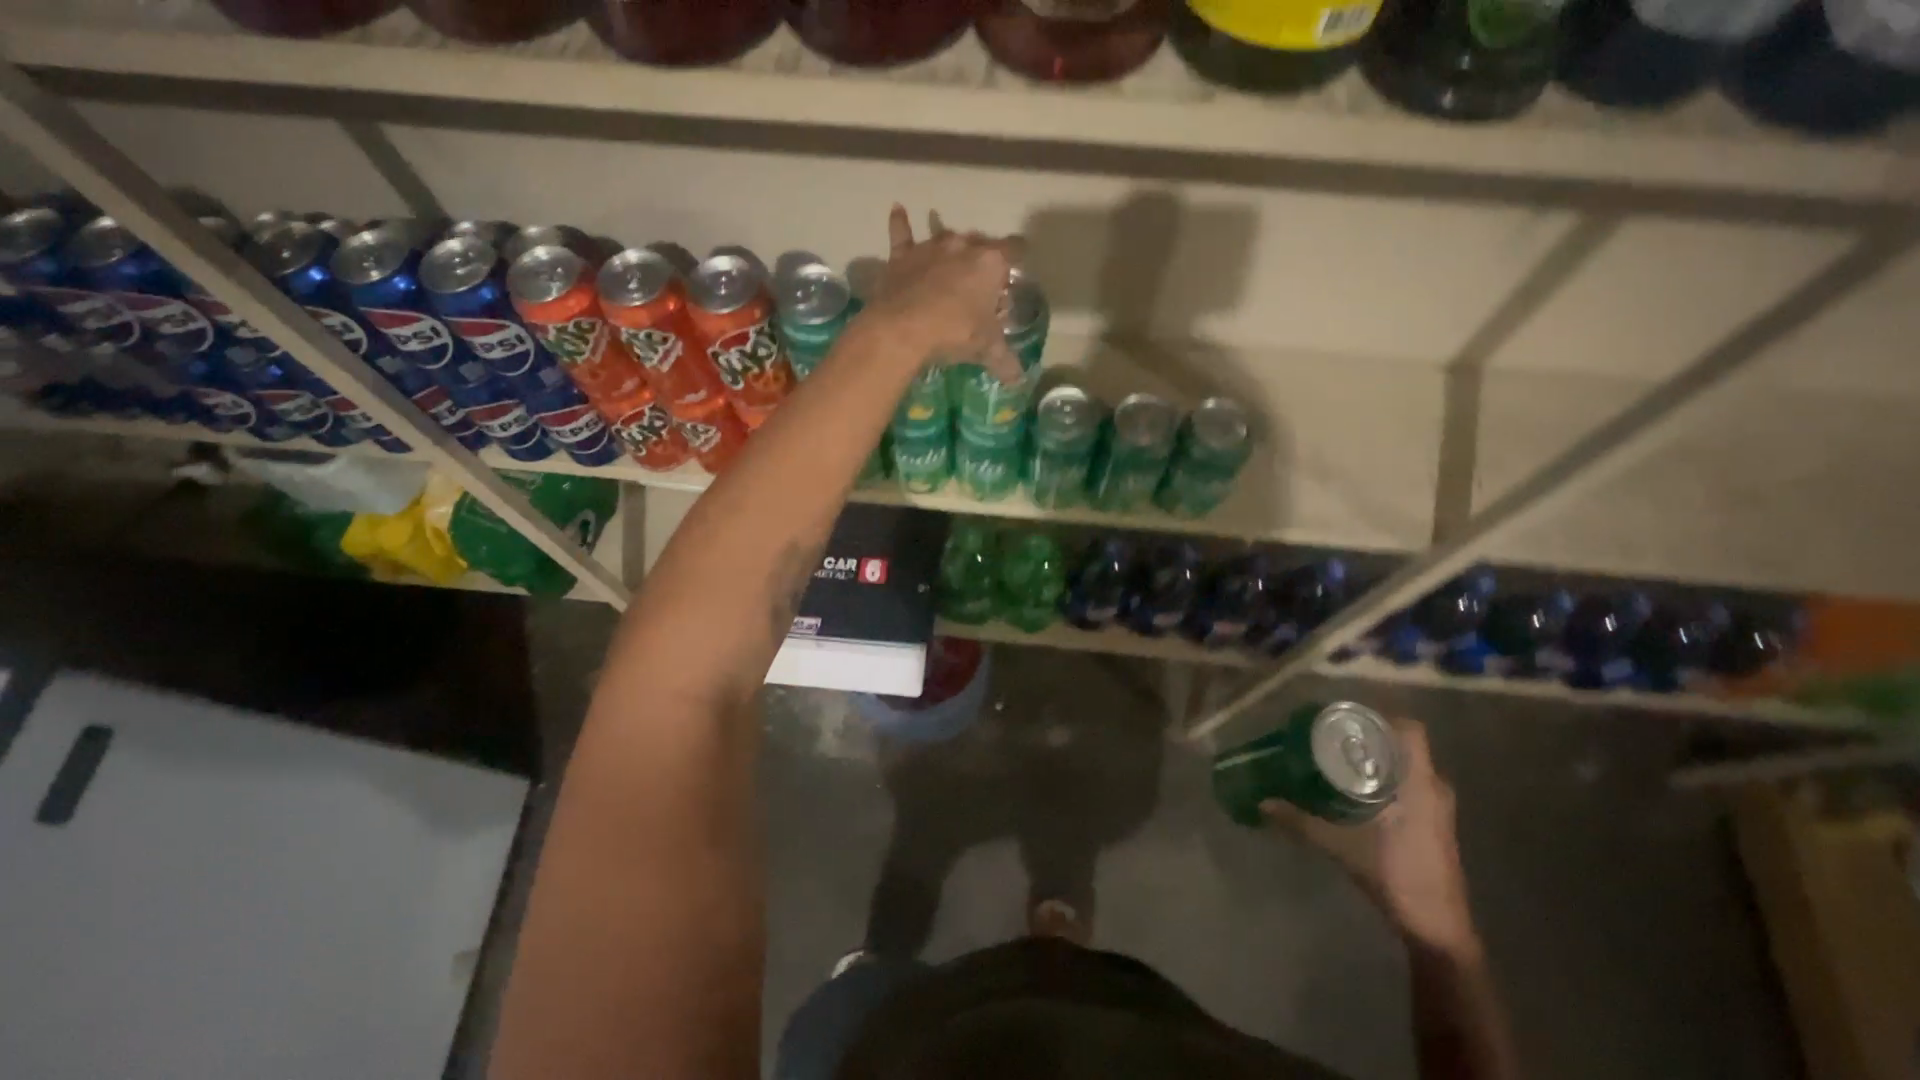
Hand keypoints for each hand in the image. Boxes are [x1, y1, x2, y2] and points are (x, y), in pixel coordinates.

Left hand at [861, 205, 1022, 381]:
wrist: (902, 329)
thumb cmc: (953, 333)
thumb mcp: (985, 348)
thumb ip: (1004, 360)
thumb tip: (1018, 379)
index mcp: (990, 262)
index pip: (1014, 250)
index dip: (1018, 258)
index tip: (1016, 269)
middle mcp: (962, 246)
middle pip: (980, 244)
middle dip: (982, 260)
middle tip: (980, 287)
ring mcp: (930, 247)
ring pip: (945, 236)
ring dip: (950, 246)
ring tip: (951, 258)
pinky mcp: (902, 256)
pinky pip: (902, 232)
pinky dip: (900, 222)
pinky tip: (898, 208)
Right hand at [1262, 718, 1480, 956]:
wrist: (1437, 925)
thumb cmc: (1397, 875)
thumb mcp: (1343, 846)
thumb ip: (1303, 822)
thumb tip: (1264, 802)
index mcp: (1421, 783)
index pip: (1410, 730)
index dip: (1380, 717)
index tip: (1346, 719)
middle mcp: (1434, 788)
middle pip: (1405, 747)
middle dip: (1370, 740)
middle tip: (1331, 739)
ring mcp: (1438, 809)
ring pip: (1408, 769)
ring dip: (1378, 763)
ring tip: (1337, 762)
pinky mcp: (1434, 827)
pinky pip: (1410, 788)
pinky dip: (1385, 782)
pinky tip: (1355, 794)